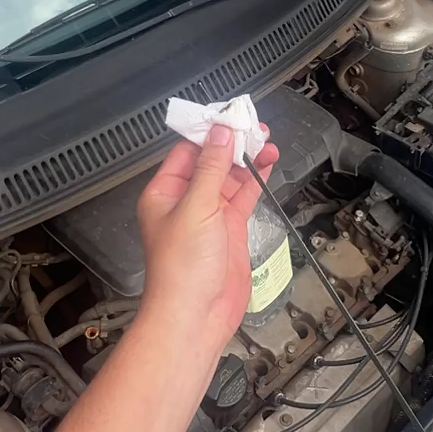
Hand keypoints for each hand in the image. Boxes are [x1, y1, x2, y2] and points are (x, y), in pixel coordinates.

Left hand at [136, 123, 279, 356]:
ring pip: (230, 176)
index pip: (187, 151)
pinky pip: (243, 196)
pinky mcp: (229, 229)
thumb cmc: (182, 268)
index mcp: (165, 192)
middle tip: (254, 126)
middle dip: (232, 143)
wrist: (196, 316)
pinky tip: (267, 164)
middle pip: (211, 161)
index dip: (209, 132)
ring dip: (247, 159)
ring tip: (267, 142)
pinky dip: (256, 179)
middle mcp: (185, 200)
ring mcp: (209, 215)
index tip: (230, 115)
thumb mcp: (196, 208)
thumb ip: (211, 168)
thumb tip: (220, 133)